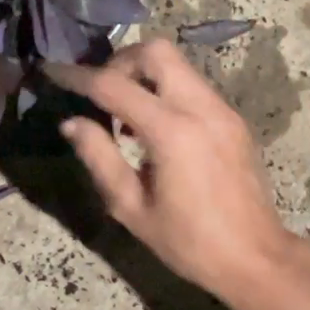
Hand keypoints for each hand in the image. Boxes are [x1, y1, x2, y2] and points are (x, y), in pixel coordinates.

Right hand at [43, 42, 291, 298]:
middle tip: (101, 92)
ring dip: (144, 76)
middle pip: (156, 51)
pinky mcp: (233, 118)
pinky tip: (154, 128)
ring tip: (124, 116)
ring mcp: (222, 109)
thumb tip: (72, 123)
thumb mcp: (131, 207)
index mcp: (171, 131)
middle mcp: (200, 107)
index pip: (114, 85)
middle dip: (121, 62)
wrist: (256, 257)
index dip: (78, 76)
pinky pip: (192, 85)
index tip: (53, 70)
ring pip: (177, 64)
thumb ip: (100, 158)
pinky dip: (166, 90)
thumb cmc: (189, 242)